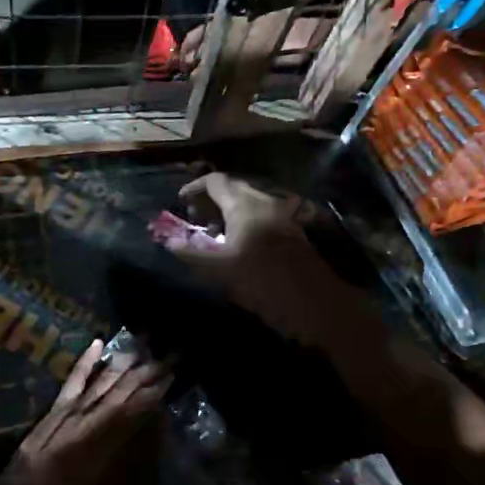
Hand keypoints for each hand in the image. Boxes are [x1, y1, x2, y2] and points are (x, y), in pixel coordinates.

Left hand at [0, 340, 170, 484]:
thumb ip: (134, 476)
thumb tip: (157, 452)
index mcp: (110, 442)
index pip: (141, 407)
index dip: (159, 389)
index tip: (177, 372)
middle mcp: (94, 419)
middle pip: (126, 388)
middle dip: (151, 370)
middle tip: (172, 351)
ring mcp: (73, 410)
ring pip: (105, 379)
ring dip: (126, 361)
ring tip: (146, 342)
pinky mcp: (56, 409)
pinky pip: (74, 379)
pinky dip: (86, 361)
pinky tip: (98, 342)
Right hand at [163, 173, 337, 341]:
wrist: (314, 303)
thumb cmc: (262, 281)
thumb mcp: (218, 270)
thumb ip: (191, 254)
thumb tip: (169, 243)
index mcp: (244, 204)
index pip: (215, 181)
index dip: (194, 187)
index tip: (179, 202)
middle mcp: (266, 202)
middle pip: (234, 189)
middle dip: (211, 200)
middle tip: (194, 218)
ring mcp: (283, 216)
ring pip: (250, 203)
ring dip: (229, 212)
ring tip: (213, 234)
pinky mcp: (294, 232)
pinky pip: (263, 216)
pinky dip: (245, 222)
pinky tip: (239, 246)